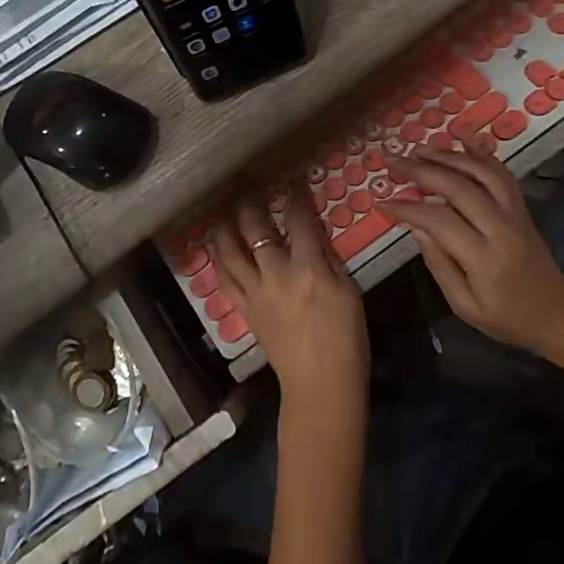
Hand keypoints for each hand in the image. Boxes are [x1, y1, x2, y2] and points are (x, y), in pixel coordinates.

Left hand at [207, 195, 367, 411]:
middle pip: (255, 229)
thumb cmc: (346, 340)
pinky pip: (224, 278)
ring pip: (230, 251)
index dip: (296, 197)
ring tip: (221, 214)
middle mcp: (276, 273)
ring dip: (223, 228)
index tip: (293, 181)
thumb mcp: (349, 293)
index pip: (299, 221)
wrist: (320, 382)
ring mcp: (255, 291)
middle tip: (246, 191)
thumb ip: (328, 260)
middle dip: (249, 205)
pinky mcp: (244, 308)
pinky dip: (217, 260)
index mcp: (308, 268)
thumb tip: (313, 234)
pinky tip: (214, 248)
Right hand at [378, 144, 563, 360]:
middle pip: (459, 187)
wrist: (561, 316)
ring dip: (448, 156)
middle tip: (390, 160)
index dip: (406, 207)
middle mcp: (503, 228)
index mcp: (485, 257)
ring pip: (482, 173)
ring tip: (417, 148)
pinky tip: (464, 137)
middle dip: (420, 170)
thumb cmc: (506, 318)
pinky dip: (483, 153)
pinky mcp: (522, 209)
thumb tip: (415, 225)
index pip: (438, 219)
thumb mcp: (464, 305)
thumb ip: (439, 263)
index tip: (380, 201)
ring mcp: (516, 215)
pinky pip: (503, 175)